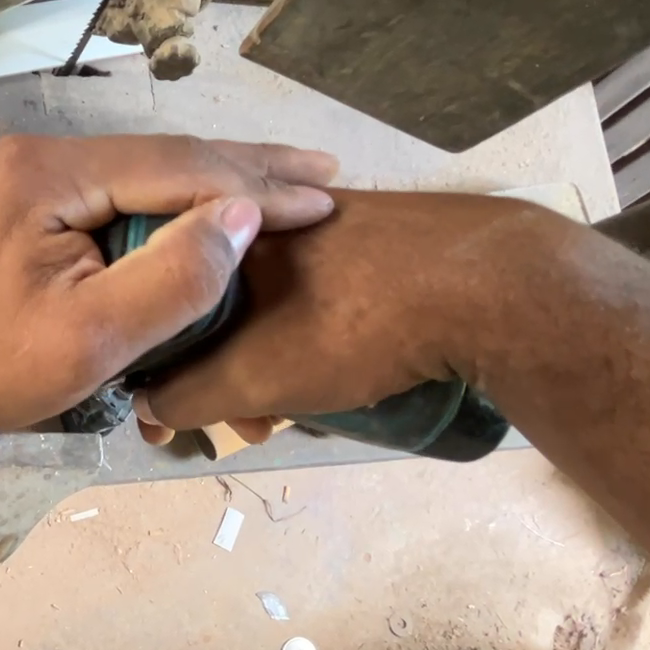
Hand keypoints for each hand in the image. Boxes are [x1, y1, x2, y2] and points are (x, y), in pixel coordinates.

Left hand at [0, 134, 339, 433]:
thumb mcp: (89, 340)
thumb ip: (171, 278)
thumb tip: (243, 216)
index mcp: (44, 175)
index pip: (172, 167)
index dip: (252, 185)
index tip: (321, 200)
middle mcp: (33, 156)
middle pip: (159, 161)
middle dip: (242, 173)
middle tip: (321, 176)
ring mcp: (24, 176)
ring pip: (139, 176)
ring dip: (208, 188)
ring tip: (283, 186)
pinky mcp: (23, 201)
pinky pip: (110, 196)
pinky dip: (163, 208)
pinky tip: (206, 210)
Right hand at [132, 190, 578, 442]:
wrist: (500, 288)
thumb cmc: (348, 330)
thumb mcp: (245, 380)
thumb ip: (179, 397)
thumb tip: (148, 407)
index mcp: (220, 240)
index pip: (162, 312)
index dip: (157, 374)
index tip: (175, 423)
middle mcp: (265, 221)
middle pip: (218, 316)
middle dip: (224, 382)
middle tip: (255, 429)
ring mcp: (328, 219)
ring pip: (270, 307)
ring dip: (270, 365)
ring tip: (305, 413)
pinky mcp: (382, 231)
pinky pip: (319, 292)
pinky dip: (313, 335)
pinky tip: (345, 369)